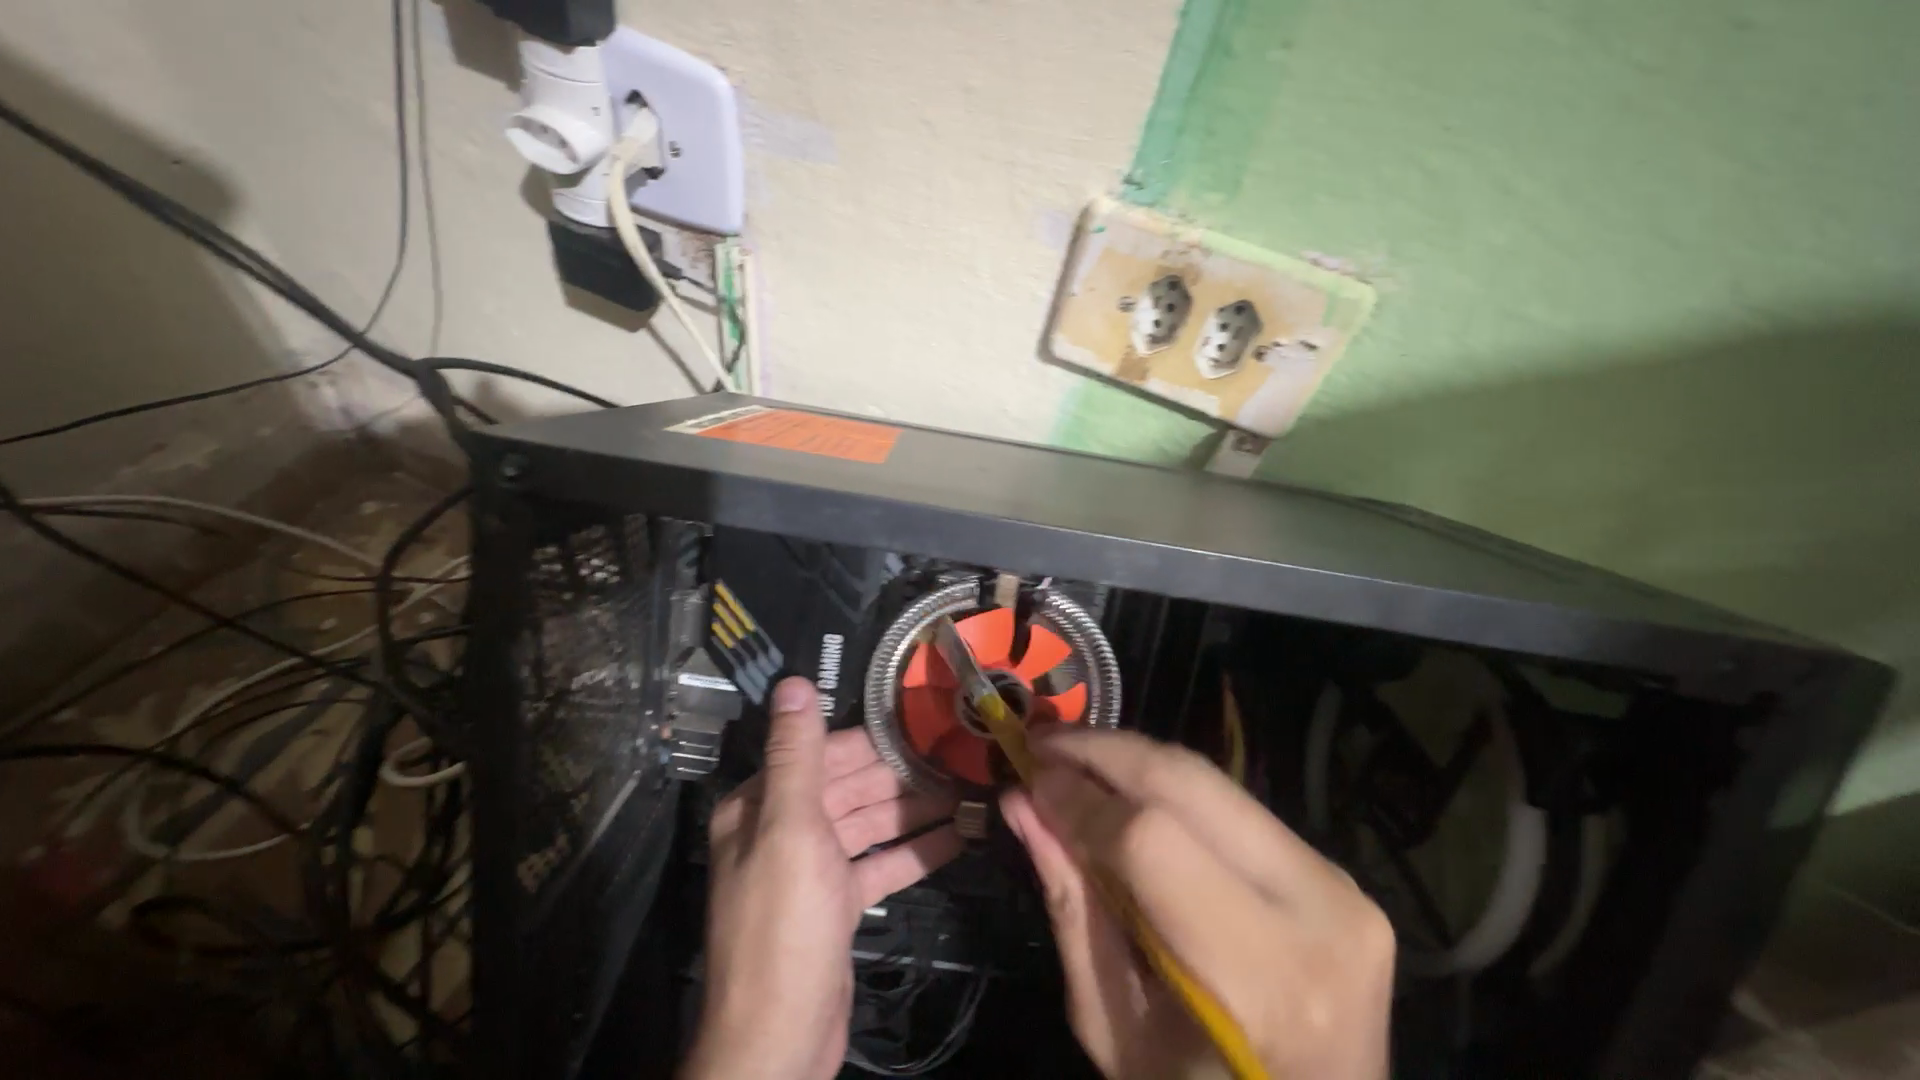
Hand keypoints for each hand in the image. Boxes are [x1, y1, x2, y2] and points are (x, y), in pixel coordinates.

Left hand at [682, 678, 963, 1079]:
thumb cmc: (783, 927)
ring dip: (915, 810)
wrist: (779, 1038)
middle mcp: (784, 831)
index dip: (873, 739)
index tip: (925, 723)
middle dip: (902, 774)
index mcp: (762, 807)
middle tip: (960, 756)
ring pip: (870, 825)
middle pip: (850, 788)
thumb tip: (792, 684)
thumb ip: (798, 756)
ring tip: (967, 791)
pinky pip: (880, 864)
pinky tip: (957, 837)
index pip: (823, 754)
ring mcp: (813, 870)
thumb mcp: (791, 831)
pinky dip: (914, 851)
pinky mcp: (838, 904)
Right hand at [1001, 727, 1393, 1079]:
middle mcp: (1316, 909)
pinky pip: (1237, 808)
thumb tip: (1023, 804)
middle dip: (1104, 751)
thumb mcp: (1114, 1025)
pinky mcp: (1339, 871)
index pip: (1151, 839)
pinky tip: (1128, 792)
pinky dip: (1172, 790)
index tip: (1026, 775)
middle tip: (1042, 742)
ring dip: (1135, 762)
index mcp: (1259, 977)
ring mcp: (1340, 883)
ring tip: (1074, 760)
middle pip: (1190, 784)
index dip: (1080, 798)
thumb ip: (1072, 906)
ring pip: (1215, 782)